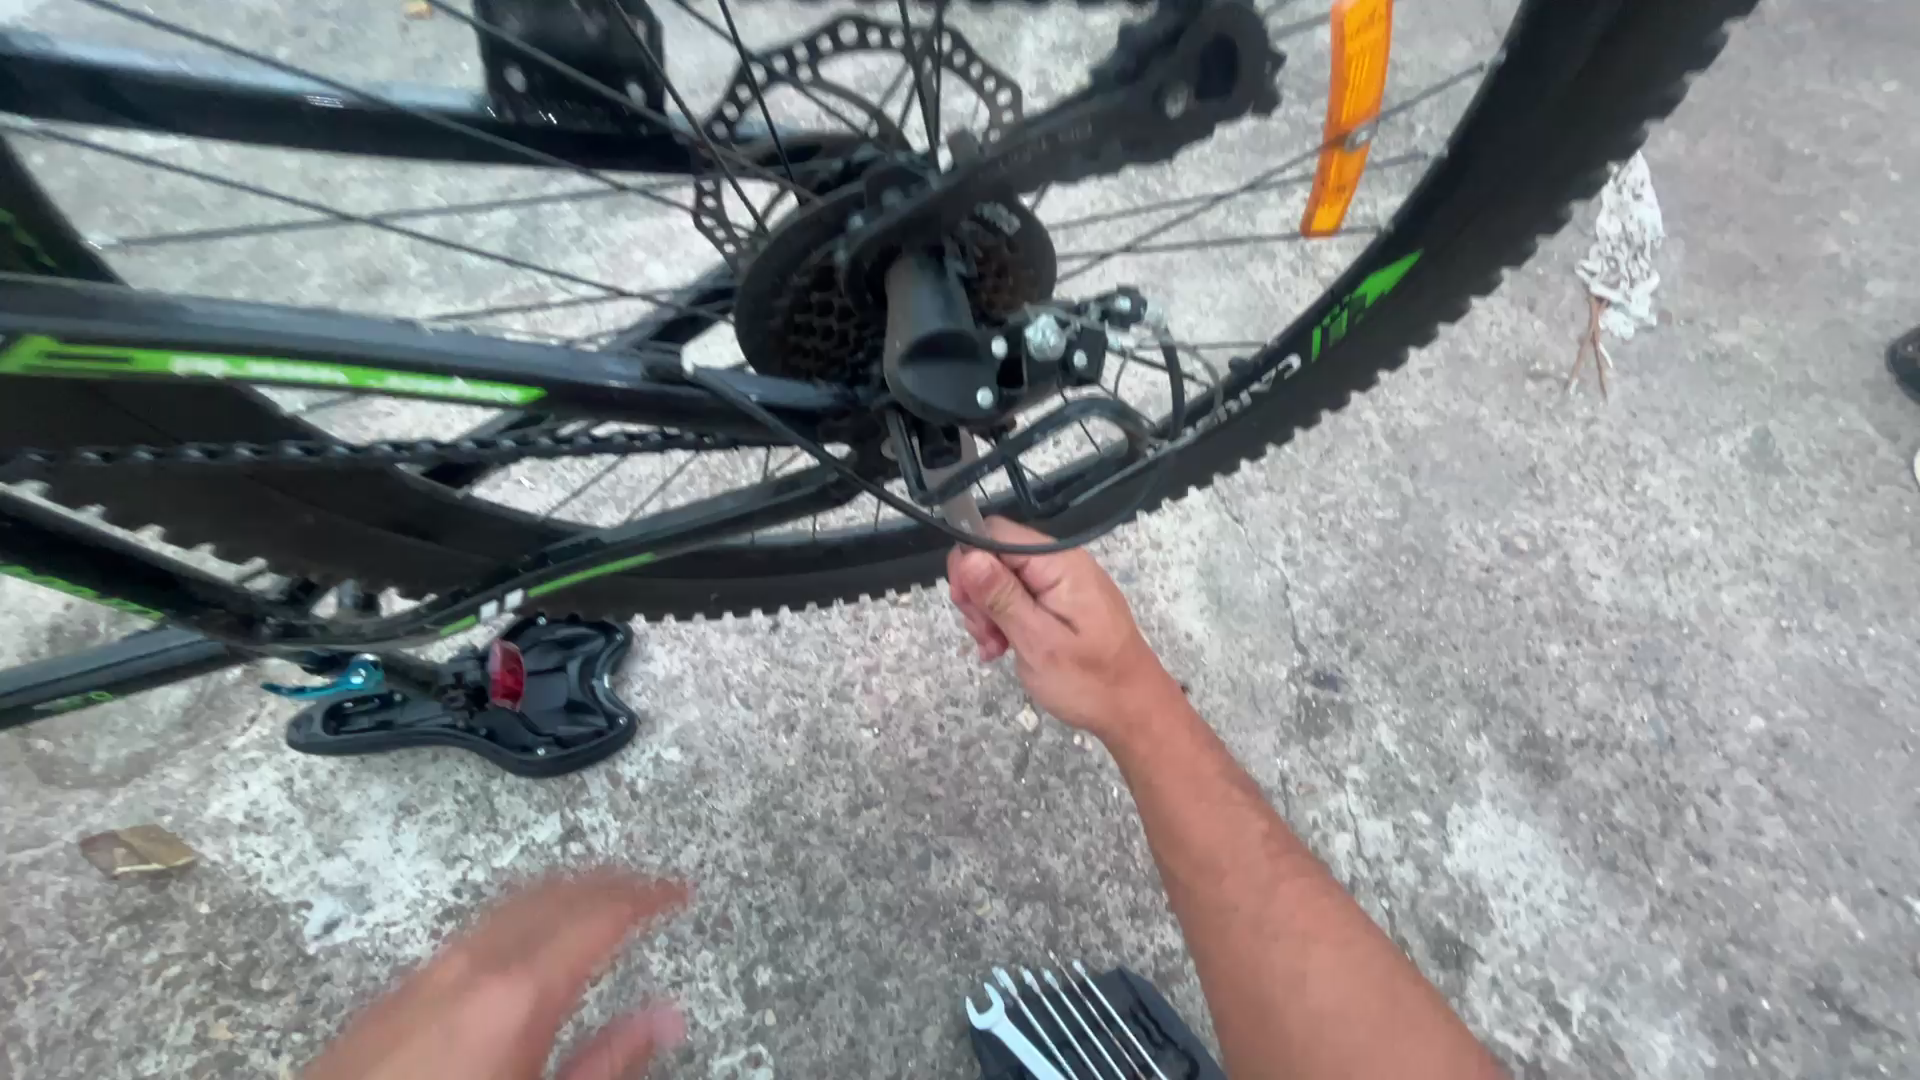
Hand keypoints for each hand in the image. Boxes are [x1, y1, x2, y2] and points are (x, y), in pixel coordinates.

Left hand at [305, 871, 687, 1079]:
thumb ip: (609, 1060)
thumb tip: (671, 1015)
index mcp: (524, 991)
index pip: (605, 914)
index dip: (650, 895)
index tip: (682, 892)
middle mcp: (482, 960)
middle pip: (564, 892)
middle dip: (616, 882)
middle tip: (653, 891)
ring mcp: (435, 968)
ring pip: (520, 900)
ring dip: (573, 889)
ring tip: (605, 900)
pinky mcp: (400, 987)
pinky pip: (484, 923)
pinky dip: (529, 910)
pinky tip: (533, 936)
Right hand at [946, 518, 1182, 739]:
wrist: (1134, 710)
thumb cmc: (1090, 682)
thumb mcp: (1038, 643)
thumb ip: (1002, 597)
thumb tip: (967, 556)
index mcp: (1059, 563)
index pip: (994, 533)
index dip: (969, 563)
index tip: (965, 604)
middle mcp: (1059, 563)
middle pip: (994, 556)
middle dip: (977, 594)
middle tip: (985, 635)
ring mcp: (1060, 583)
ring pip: (1000, 579)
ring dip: (988, 613)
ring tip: (996, 648)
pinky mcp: (1059, 601)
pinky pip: (1018, 598)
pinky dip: (1004, 621)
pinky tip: (1003, 648)